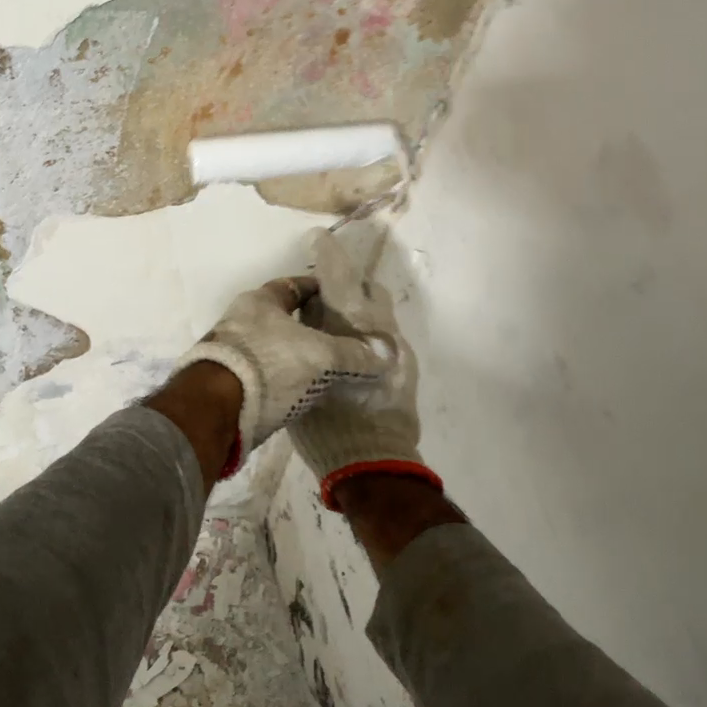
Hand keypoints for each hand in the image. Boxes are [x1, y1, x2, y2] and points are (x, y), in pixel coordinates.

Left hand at [176, 263, 392, 454]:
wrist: (216, 411)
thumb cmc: (268, 365)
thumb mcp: (320, 356)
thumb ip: (354, 354)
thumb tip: (387, 353)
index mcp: (259, 301)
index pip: (292, 285)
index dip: (316, 289)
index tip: (338, 299)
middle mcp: (239, 321)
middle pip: (280, 318)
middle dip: (307, 327)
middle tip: (338, 338)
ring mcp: (230, 353)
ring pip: (270, 349)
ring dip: (293, 357)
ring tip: (325, 369)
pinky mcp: (226, 384)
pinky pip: (263, 376)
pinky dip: (281, 381)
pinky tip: (301, 393)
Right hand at [286, 228, 436, 509]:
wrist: (374, 466)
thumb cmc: (327, 423)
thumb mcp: (304, 372)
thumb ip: (306, 338)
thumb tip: (303, 318)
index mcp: (352, 327)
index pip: (339, 276)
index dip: (327, 254)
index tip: (316, 240)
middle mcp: (380, 331)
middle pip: (366, 289)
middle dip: (344, 283)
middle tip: (317, 292)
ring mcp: (396, 351)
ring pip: (377, 313)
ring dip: (355, 309)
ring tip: (327, 326)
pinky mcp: (403, 371)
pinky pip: (380, 337)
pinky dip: (360, 333)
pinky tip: (340, 353)